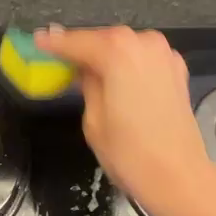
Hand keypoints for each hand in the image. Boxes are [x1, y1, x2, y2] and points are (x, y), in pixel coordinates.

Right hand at [35, 25, 215, 215]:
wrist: (177, 176)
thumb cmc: (128, 154)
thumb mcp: (93, 121)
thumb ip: (88, 86)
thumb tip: (87, 72)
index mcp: (118, 52)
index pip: (78, 42)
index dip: (55, 43)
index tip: (38, 41)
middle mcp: (144, 43)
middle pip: (105, 40)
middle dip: (83, 48)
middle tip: (60, 60)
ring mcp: (165, 55)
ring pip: (126, 47)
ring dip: (106, 56)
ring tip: (86, 72)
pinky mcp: (176, 71)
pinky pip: (143, 60)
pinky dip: (127, 65)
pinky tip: (116, 80)